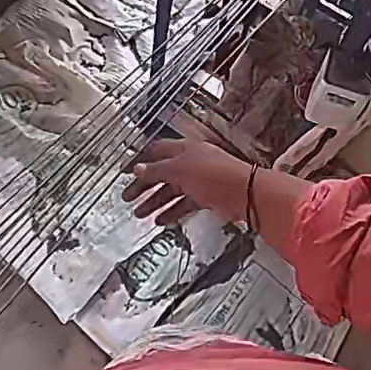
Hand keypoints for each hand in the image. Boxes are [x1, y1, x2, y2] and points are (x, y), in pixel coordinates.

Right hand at [121, 138, 252, 225]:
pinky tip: (162, 219)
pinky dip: (172, 211)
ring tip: (140, 213)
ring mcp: (200, 180)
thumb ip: (157, 170)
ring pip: (172, 190)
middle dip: (144, 186)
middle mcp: (192, 162)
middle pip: (162, 173)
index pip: (156, 152)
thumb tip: (139, 168)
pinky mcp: (208, 196)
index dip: (140, 161)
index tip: (126, 171)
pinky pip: (184, 203)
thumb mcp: (179, 170)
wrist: (244, 193)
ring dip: (155, 202)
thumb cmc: (217, 174)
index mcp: (185, 149)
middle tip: (128, 197)